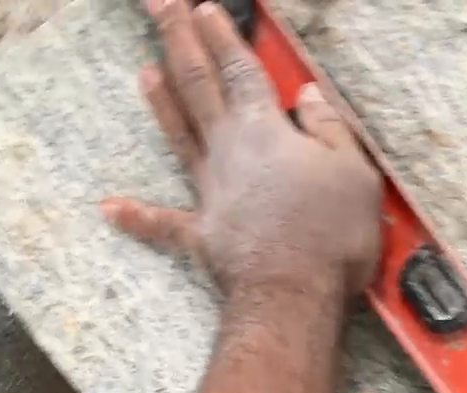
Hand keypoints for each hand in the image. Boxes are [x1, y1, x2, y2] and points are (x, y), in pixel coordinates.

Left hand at [102, 0, 381, 302]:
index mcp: (264, 128)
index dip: (222, 35)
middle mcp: (228, 149)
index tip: (204, 8)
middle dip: (179, 41)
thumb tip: (309, 95)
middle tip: (158, 6)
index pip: (239, 69)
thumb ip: (331, 129)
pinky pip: (164, 224)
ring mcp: (210, 190)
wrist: (294, 291)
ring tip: (145, 72)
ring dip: (161, 103)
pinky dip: (138, 217)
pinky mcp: (202, 234)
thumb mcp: (355, 173)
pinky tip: (111, 209)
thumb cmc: (332, 232)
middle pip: (197, 85)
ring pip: (179, 135)